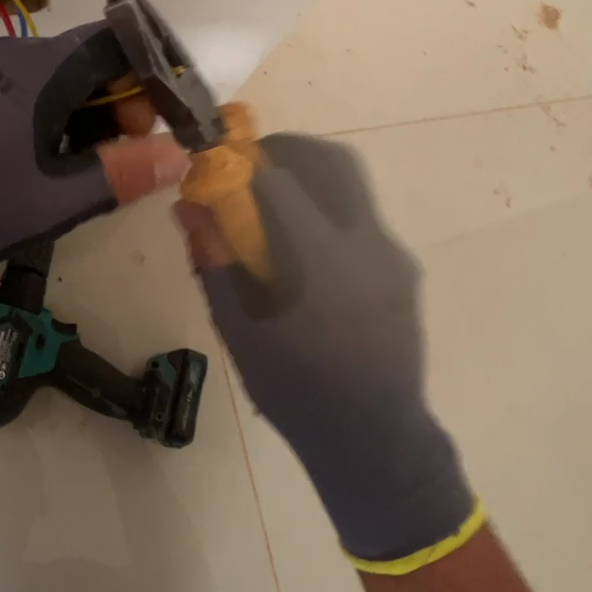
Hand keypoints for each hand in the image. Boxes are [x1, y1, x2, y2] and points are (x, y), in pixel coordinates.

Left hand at [0, 21, 188, 309]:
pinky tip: (39, 169)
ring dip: (85, 120)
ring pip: (58, 82)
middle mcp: (13, 56)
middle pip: (89, 62)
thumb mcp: (51, 200)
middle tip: (125, 162)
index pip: (118, 45)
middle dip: (120, 107)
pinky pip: (26, 93)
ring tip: (83, 176)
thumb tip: (178, 155)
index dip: (152, 81)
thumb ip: (119, 174)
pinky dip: (50, 122)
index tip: (161, 130)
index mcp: (40, 69)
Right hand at [175, 133, 475, 566]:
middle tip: (251, 164)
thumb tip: (188, 207)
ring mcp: (393, 256)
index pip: (281, 182)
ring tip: (272, 207)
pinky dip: (328, 209)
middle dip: (289, 150)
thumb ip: (214, 263)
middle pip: (333, 162)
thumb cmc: (297, 391)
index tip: (217, 163)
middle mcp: (368, 245)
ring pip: (353, 186)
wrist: (377, 441)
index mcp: (324, 260)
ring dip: (310, 178)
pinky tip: (303, 249)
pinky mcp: (403, 272)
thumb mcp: (240, 331)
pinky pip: (363, 218)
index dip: (243, 163)